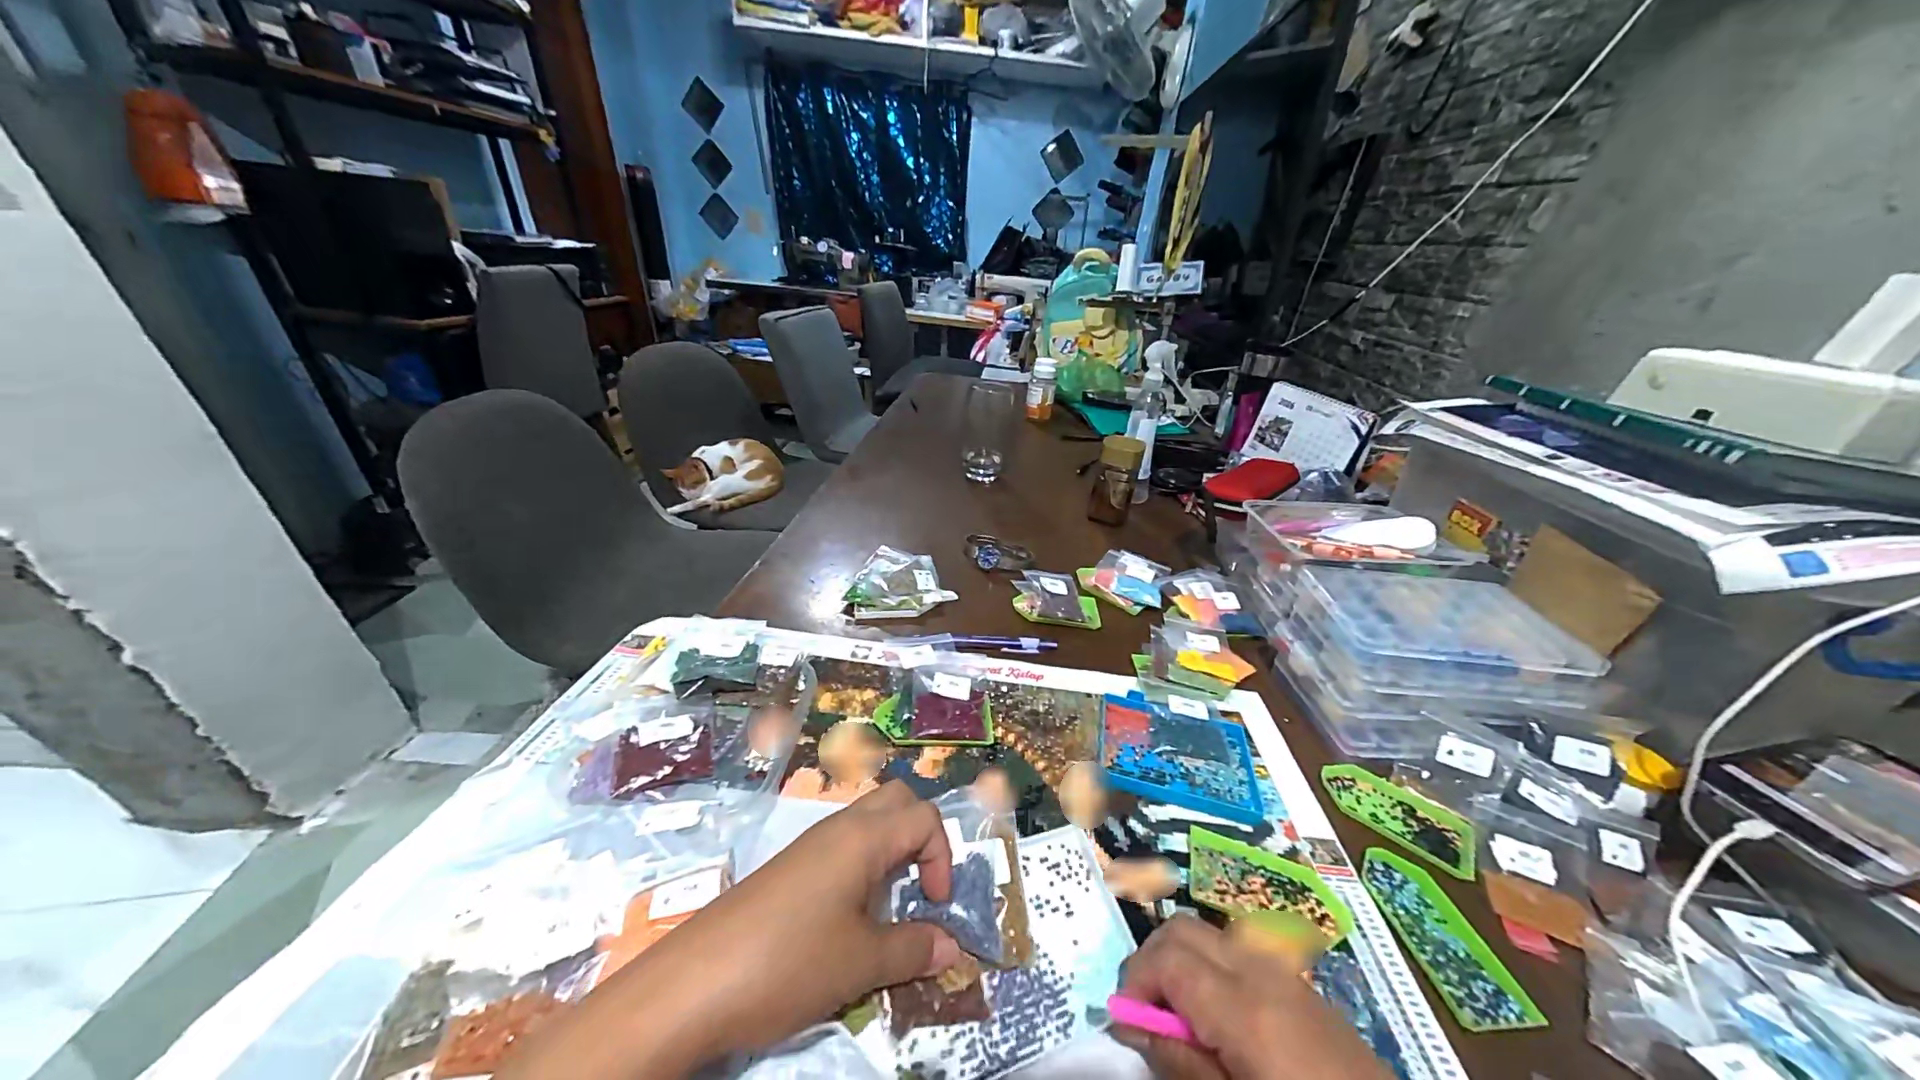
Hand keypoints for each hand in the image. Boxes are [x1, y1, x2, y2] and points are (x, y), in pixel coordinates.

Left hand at [498, 781, 962, 1079]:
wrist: (690, 985)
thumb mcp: (861, 963)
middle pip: (895, 800)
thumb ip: (912, 949)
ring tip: (885, 910)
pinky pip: (838, 849)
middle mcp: (836, 828)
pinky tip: (846, 921)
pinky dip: (860, 869)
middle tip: (918, 887)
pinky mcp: (786, 870)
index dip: (943, 855)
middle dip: (920, 835)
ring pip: (865, 824)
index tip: (935, 904)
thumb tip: (952, 946)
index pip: (924, 815)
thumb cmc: (789, 962)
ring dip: (889, 854)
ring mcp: (807, 847)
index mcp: (862, 837)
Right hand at [1111, 916, 1391, 1079]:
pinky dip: (1211, 966)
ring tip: (1182, 1015)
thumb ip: (1180, 1060)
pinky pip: (1238, 951)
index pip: (1166, 957)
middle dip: (1152, 959)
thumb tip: (1129, 1021)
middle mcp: (1259, 970)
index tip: (1128, 1022)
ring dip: (1180, 959)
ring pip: (1208, 933)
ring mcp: (1283, 972)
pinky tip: (1220, 1016)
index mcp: (1242, 1005)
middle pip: (1182, 929)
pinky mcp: (1300, 984)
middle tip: (1148, 1014)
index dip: (1135, 982)